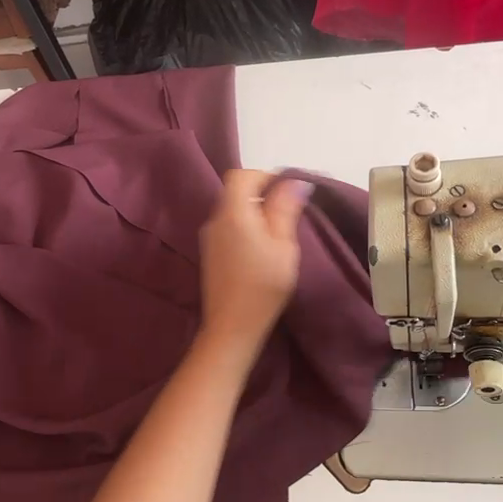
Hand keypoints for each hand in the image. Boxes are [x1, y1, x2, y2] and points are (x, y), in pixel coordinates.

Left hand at [199, 170, 309, 341]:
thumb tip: (293, 182)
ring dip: (254, 213)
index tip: (288, 190)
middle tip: (288, 213)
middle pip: (235, 192)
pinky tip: (261, 249)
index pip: (242, 176)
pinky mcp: (209, 254)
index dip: (265, 176)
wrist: (232, 326)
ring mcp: (209, 238)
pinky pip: (228, 227)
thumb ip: (285, 209)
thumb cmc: (263, 286)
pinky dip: (245, 227)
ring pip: (232, 210)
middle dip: (262, 195)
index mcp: (233, 213)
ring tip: (277, 234)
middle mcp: (215, 220)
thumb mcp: (283, 246)